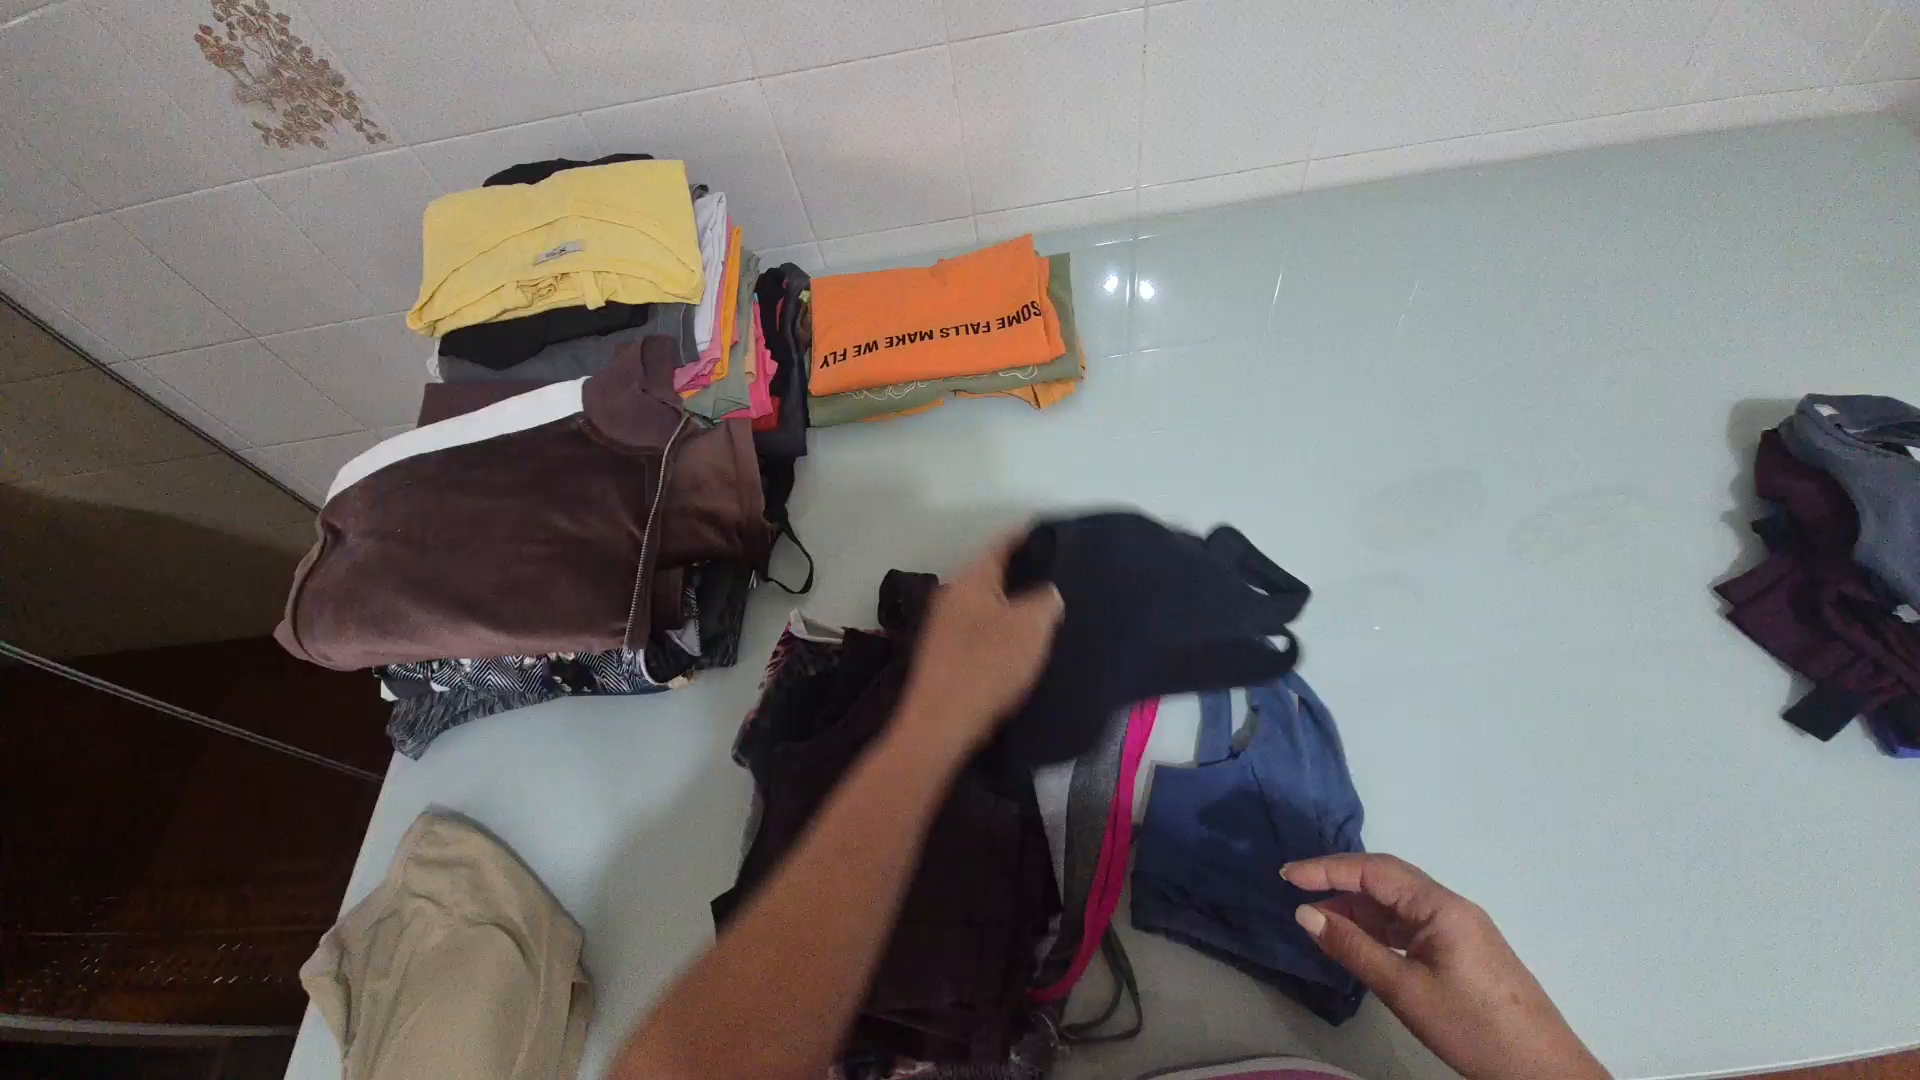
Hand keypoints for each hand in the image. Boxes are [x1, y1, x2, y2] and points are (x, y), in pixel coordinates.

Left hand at [896, 535, 1064, 759]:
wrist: (942, 724)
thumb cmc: (988, 665)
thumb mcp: (1031, 626)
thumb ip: (1046, 600)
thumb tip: (1047, 594)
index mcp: (971, 579)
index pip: (1001, 544)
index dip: (1027, 536)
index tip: (1053, 534)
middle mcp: (952, 596)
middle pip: (992, 575)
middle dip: (1023, 574)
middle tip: (1058, 576)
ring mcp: (944, 628)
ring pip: (987, 606)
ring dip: (1013, 607)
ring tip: (1046, 613)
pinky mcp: (945, 657)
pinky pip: (981, 633)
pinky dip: (1001, 633)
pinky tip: (1021, 647)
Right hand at [1284, 854, 1608, 1079]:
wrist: (1549, 1077)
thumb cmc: (1474, 1029)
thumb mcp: (1405, 989)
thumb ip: (1352, 948)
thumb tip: (1304, 913)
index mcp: (1440, 906)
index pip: (1373, 871)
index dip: (1326, 869)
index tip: (1286, 876)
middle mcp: (1450, 906)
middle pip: (1385, 878)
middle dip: (1338, 879)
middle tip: (1297, 887)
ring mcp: (1459, 928)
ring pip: (1396, 902)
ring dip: (1356, 905)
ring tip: (1318, 918)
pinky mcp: (1462, 950)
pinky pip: (1409, 923)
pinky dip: (1377, 925)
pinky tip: (1358, 940)